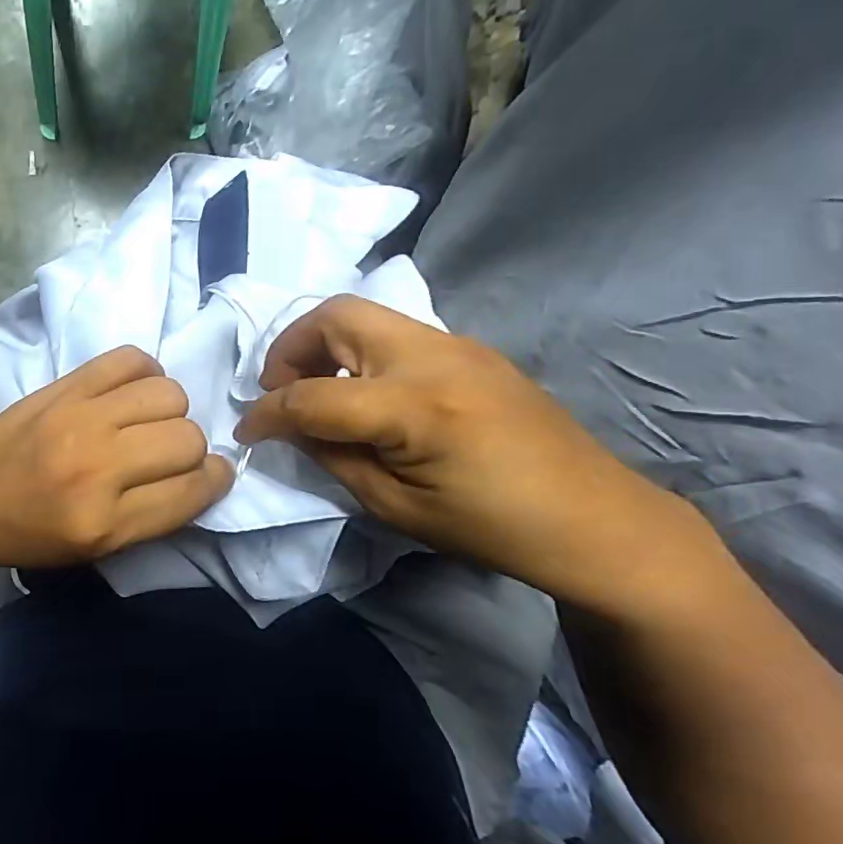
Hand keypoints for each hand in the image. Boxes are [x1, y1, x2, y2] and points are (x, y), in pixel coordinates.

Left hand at [0, 346, 234, 569]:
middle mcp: (95, 466)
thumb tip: (205, 474)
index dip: (213, 482)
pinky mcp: (63, 386)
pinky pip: (131, 359)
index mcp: (103, 522)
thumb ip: (154, 516)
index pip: (193, 490)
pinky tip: (129, 393)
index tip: (208, 477)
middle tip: (165, 456)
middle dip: (190, 450)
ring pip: (168, 394)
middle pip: (187, 438)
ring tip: (146, 423)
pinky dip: (143, 373)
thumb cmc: (28, 534)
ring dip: (169, 411)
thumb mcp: (94, 549)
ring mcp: (77, 418)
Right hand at [233, 296, 699, 595]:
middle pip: (333, 316)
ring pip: (363, 315)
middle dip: (289, 349)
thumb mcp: (392, 505)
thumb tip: (289, 428)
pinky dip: (357, 352)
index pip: (310, 395)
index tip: (245, 431)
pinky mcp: (470, 349)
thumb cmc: (491, 528)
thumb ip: (330, 455)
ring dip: (323, 346)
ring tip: (318, 392)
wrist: (596, 520)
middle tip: (282, 390)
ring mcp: (457, 344)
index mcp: (415, 406)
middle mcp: (433, 357)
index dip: (267, 413)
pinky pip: (392, 332)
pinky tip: (364, 394)